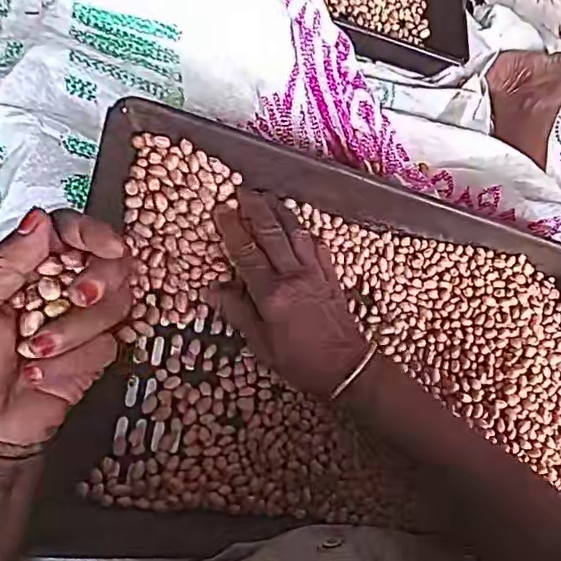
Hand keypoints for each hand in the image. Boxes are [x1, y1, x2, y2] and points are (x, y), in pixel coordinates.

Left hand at [0, 208, 136, 455]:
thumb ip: (2, 264)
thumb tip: (40, 222)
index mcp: (15, 271)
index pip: (64, 234)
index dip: (91, 233)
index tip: (107, 245)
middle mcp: (52, 292)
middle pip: (105, 264)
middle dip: (98, 280)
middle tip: (76, 298)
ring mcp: (78, 324)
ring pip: (114, 304)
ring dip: (76, 329)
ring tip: (35, 351)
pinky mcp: (94, 357)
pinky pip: (108, 344)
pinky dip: (75, 360)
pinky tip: (42, 375)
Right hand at [207, 189, 369, 397]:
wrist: (347, 369)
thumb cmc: (300, 363)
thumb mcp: (261, 345)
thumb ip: (238, 313)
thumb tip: (213, 290)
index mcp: (272, 295)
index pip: (246, 252)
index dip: (232, 229)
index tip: (221, 210)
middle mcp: (295, 277)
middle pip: (272, 233)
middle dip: (255, 209)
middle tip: (242, 191)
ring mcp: (317, 274)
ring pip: (297, 233)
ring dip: (281, 212)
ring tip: (267, 197)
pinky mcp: (333, 278)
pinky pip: (319, 247)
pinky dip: (306, 232)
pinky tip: (300, 226)